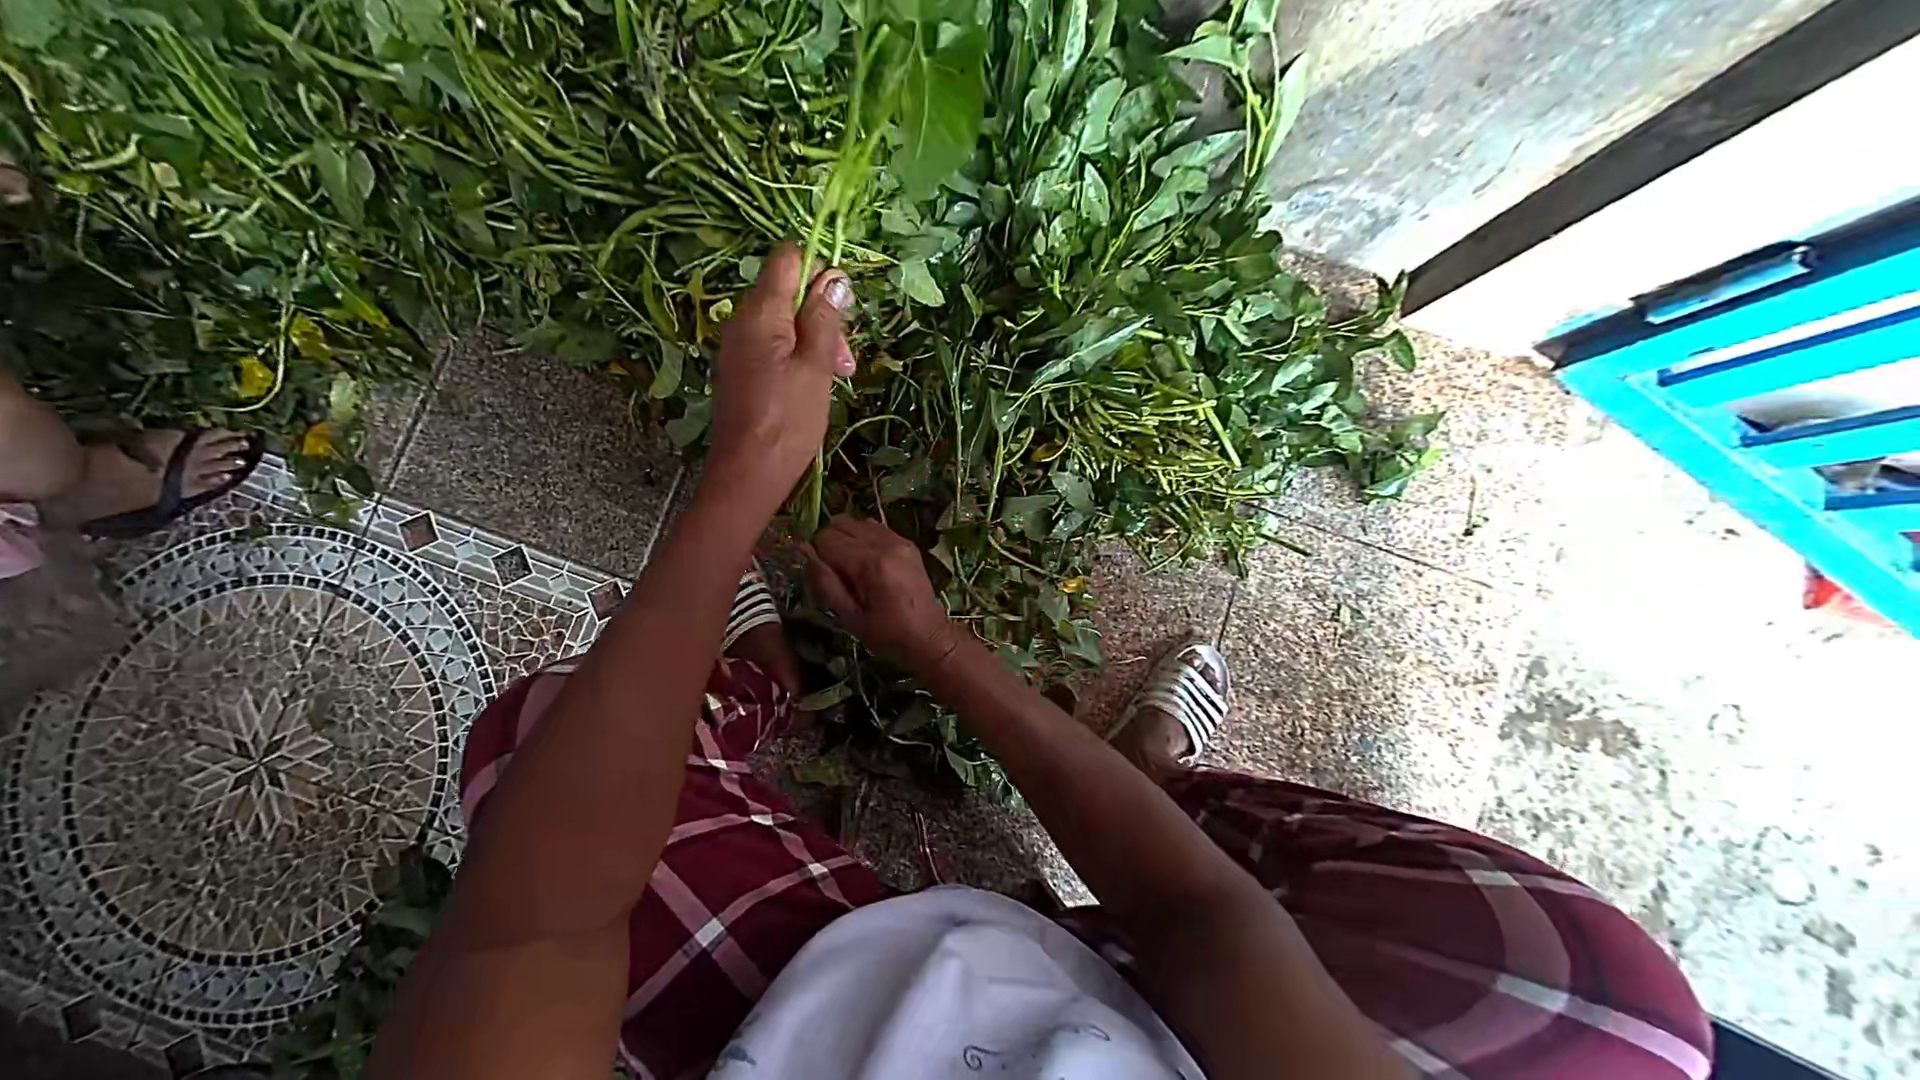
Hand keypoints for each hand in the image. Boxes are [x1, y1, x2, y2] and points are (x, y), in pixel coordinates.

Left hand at [704, 242, 855, 509]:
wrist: (748, 473)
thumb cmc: (788, 421)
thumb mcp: (816, 367)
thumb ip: (824, 319)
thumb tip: (835, 277)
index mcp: (760, 312)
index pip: (787, 258)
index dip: (820, 269)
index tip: (843, 306)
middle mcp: (742, 320)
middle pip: (787, 292)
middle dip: (823, 315)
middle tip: (846, 360)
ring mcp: (737, 346)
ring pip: (784, 322)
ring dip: (815, 340)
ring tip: (836, 378)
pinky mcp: (740, 369)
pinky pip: (773, 345)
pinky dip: (798, 357)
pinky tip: (813, 386)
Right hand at [804, 516, 961, 671]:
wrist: (927, 635)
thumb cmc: (886, 634)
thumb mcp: (848, 616)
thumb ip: (825, 582)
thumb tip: (805, 552)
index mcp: (870, 564)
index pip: (826, 539)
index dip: (817, 555)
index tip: (825, 576)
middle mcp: (885, 544)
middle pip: (840, 524)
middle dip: (830, 544)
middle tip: (837, 571)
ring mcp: (898, 540)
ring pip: (856, 521)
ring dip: (846, 538)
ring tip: (853, 566)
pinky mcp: (906, 542)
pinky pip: (874, 527)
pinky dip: (863, 537)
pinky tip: (868, 560)